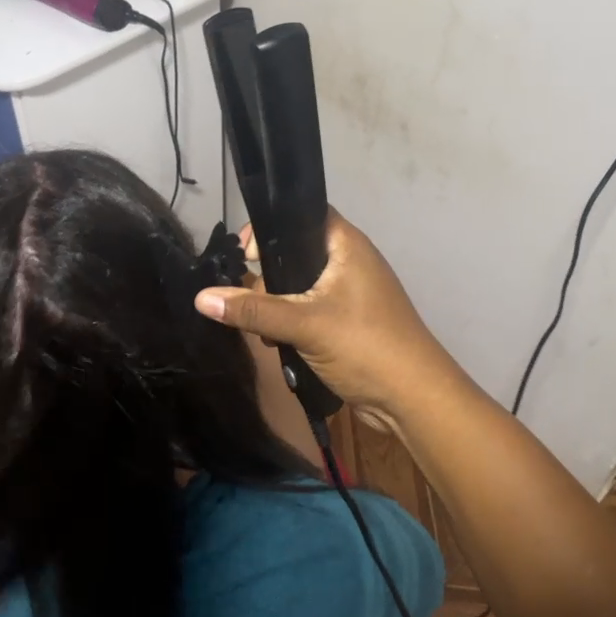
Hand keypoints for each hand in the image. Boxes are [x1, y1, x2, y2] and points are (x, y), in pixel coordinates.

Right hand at [195, 211, 456, 428]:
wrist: (414, 401)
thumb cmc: (365, 346)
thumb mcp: (303, 324)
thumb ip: (252, 310)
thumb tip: (201, 298)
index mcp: (346, 246)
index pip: (302, 215)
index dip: (270, 227)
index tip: (245, 253)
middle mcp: (349, 262)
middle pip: (295, 253)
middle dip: (267, 274)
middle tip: (248, 295)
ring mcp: (350, 294)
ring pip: (299, 286)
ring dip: (277, 304)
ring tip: (260, 325)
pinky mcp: (348, 323)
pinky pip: (309, 310)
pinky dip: (291, 322)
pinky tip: (275, 341)